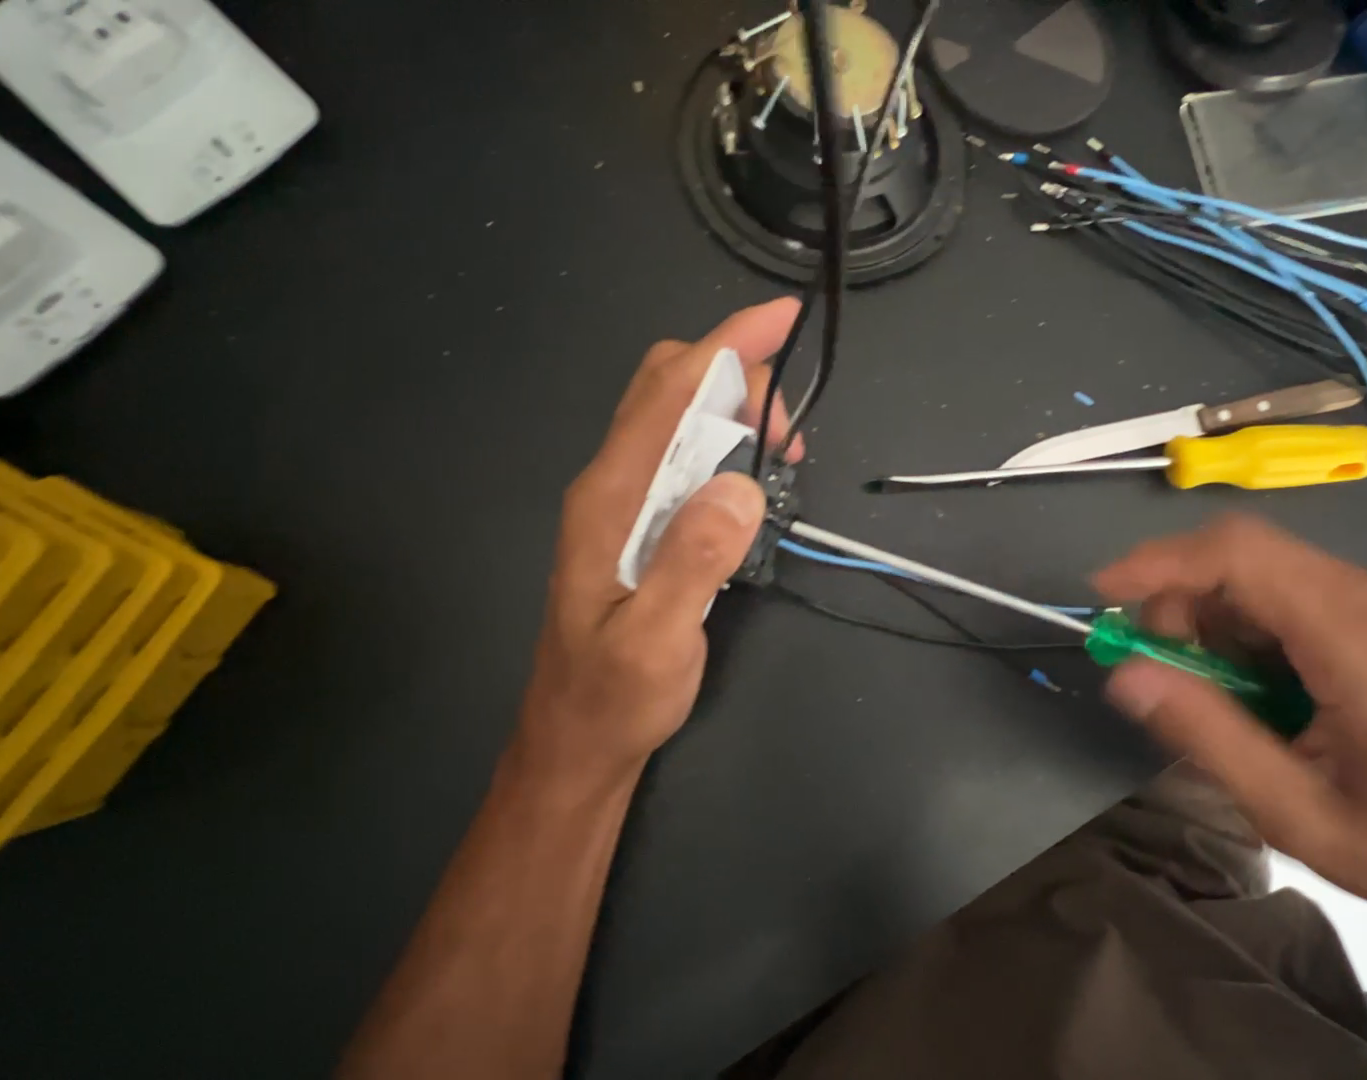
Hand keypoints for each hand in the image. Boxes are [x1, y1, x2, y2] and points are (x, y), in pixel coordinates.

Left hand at [515, 297, 803, 790]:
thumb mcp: (658, 639)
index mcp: (611, 497)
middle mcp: (611, 483)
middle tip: (789, 437)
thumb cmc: (614, 695)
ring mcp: (621, 501)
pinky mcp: (637, 522)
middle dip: (736, 379)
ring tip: (781, 458)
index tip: (782, 317)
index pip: (669, 392)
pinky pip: (682, 455)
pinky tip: (751, 484)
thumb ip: (694, 560)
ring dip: (734, 414)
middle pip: (667, 387)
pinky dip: (724, 445)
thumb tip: (741, 485)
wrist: (577, 739)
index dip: (727, 345)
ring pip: (676, 418)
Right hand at [1094, 515, 1366, 978]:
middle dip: (1180, 601)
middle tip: (1164, 676)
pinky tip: (1250, 692)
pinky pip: (1279, 595)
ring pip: (1255, 572)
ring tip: (1212, 698)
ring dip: (1207, 620)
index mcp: (1360, 641)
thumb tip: (1124, 673)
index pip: (1241, 554)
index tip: (1102, 591)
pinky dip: (1238, 631)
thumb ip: (1208, 736)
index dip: (1160, 560)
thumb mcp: (1296, 814)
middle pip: (1241, 555)